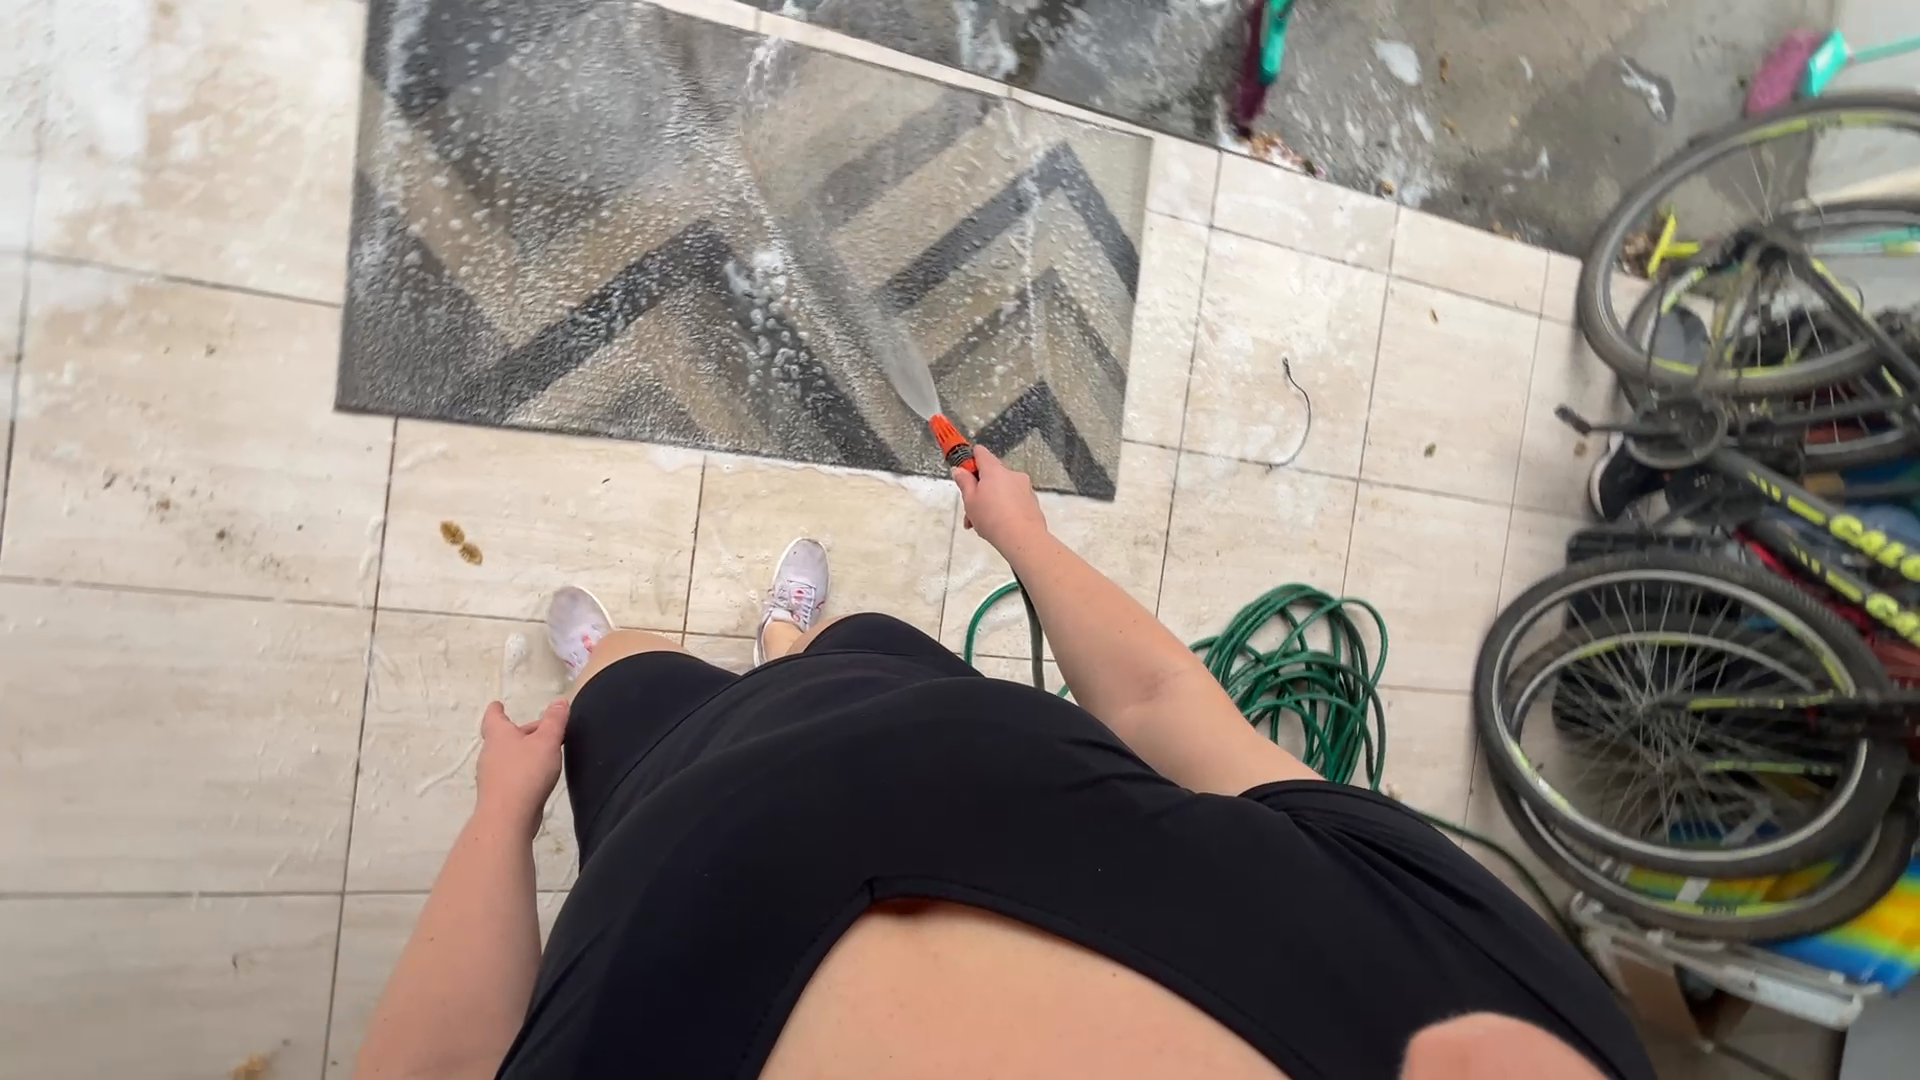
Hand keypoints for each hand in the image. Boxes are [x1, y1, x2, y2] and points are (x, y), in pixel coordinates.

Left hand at [475, 699, 568, 835]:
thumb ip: (555, 720)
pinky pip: (511, 773)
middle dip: (524, 731)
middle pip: (506, 737)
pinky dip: (523, 768)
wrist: (508, 816)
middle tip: (546, 729)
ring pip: (509, 755)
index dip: (497, 710)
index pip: (494, 718)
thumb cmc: (527, 771)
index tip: (498, 704)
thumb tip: (559, 701)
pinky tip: (539, 775)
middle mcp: (491, 753)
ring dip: (525, 751)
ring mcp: (491, 775)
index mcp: (499, 736)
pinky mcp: (498, 792)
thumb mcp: (547, 741)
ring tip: (547, 752)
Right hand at [952, 444, 1048, 551]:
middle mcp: (1012, 474)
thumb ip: (964, 482)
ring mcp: (1024, 487)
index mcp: (994, 470)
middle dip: (979, 490)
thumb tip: (959, 470)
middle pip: (991, 475)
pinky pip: (1013, 500)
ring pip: (1001, 490)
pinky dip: (1004, 509)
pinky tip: (997, 526)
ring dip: (990, 503)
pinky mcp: (1031, 501)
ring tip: (980, 524)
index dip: (970, 460)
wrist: (1023, 538)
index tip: (964, 474)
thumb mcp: (970, 500)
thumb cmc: (992, 518)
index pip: (981, 453)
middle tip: (970, 510)